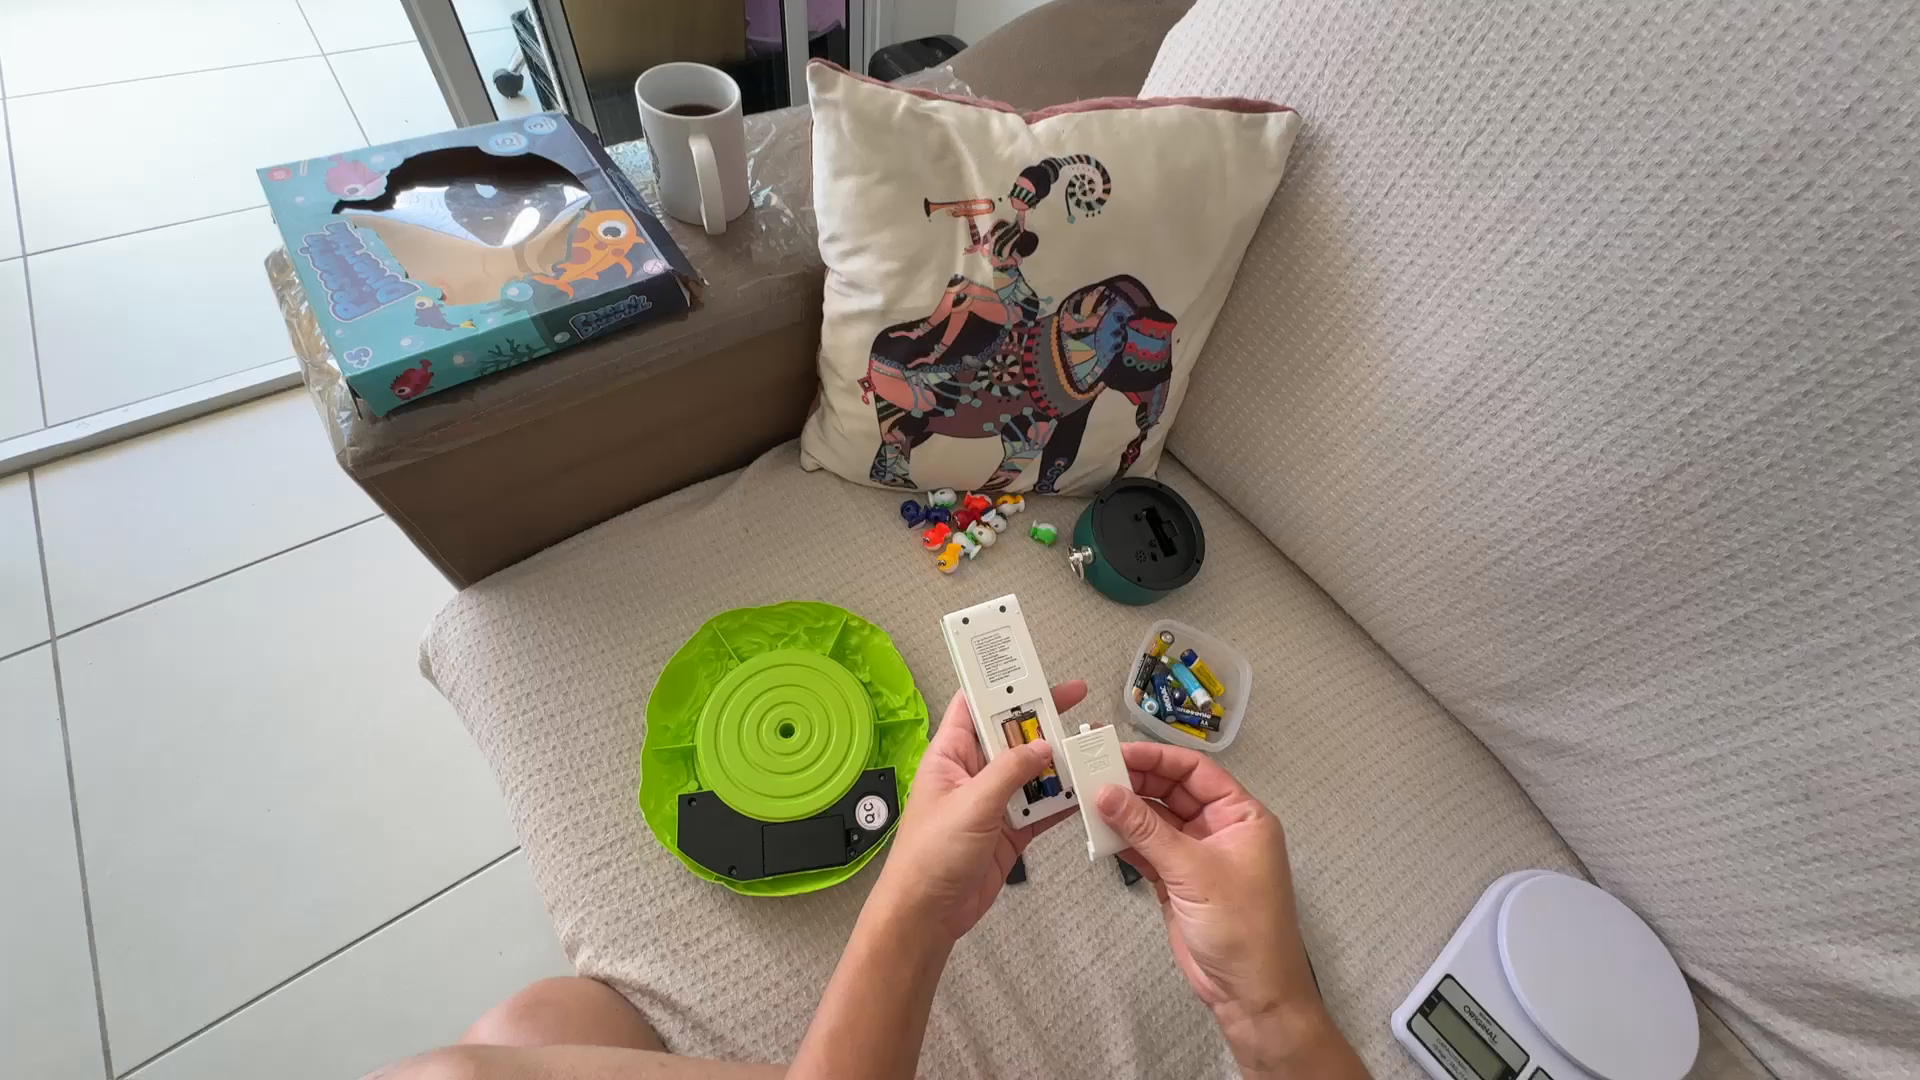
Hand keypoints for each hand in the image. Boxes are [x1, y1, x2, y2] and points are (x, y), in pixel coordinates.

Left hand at [872, 681, 1087, 942]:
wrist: (927, 916)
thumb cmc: (928, 857)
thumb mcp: (970, 805)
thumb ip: (1008, 772)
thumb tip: (1042, 746)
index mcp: (951, 754)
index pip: (974, 706)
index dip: (1001, 686)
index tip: (1029, 670)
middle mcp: (973, 771)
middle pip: (1011, 734)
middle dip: (1041, 718)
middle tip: (1073, 697)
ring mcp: (993, 799)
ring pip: (1031, 768)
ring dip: (1057, 760)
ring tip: (1087, 745)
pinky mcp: (1010, 828)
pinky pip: (1041, 804)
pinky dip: (1062, 797)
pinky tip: (1084, 788)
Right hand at [1096, 742, 1363, 1076]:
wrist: (1251, 998)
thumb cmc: (1241, 927)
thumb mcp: (1192, 870)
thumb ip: (1145, 829)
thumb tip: (1104, 792)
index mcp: (1240, 815)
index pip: (1195, 770)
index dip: (1156, 758)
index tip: (1116, 753)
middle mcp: (1219, 827)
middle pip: (1172, 790)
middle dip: (1135, 782)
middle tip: (1094, 773)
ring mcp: (1196, 853)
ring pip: (1155, 818)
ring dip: (1125, 811)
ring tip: (1089, 799)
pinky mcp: (1177, 878)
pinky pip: (1146, 847)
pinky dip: (1124, 840)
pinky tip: (1100, 832)